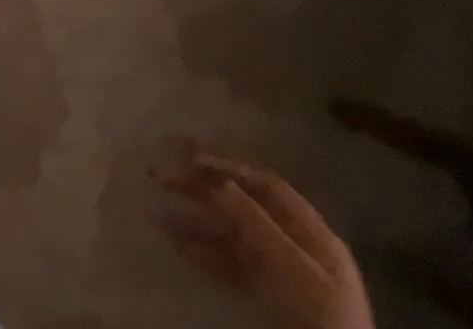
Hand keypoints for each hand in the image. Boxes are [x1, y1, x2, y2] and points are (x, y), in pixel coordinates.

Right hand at [154, 154, 374, 328]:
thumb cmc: (316, 311)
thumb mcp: (289, 263)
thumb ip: (254, 222)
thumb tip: (216, 180)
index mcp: (311, 233)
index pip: (268, 188)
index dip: (229, 169)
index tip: (188, 160)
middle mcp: (295, 246)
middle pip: (245, 208)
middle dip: (204, 191)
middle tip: (163, 180)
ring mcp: (278, 270)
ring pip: (230, 235)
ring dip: (194, 221)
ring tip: (156, 213)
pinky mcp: (263, 292)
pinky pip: (227, 262)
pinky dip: (199, 249)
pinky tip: (173, 242)